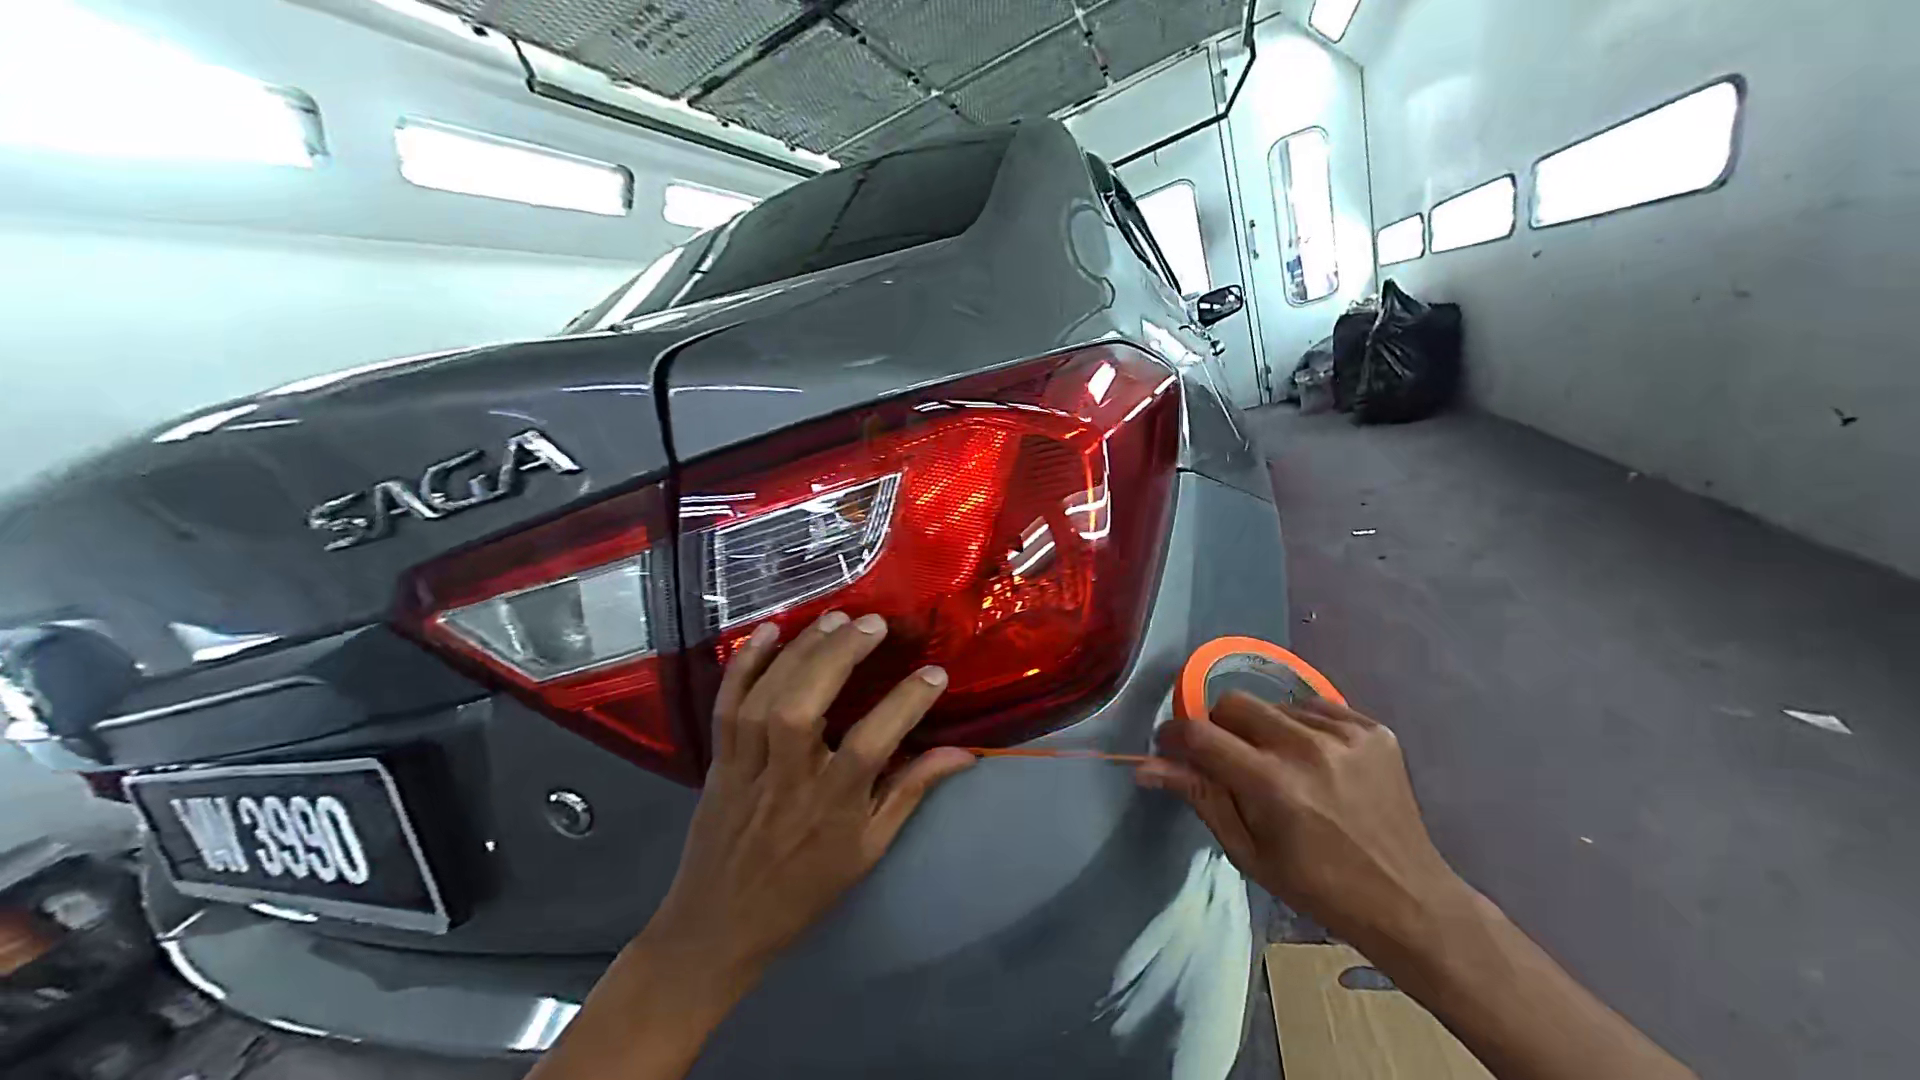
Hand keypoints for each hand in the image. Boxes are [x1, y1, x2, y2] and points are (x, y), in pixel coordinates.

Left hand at [641, 611, 976, 981]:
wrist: (720, 925)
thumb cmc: (805, 888)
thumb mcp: (869, 849)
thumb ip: (910, 792)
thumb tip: (963, 752)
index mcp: (831, 809)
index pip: (871, 748)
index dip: (904, 706)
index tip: (934, 673)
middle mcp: (787, 781)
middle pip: (804, 710)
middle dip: (838, 658)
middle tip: (873, 624)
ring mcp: (747, 767)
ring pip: (765, 700)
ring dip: (799, 652)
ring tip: (836, 619)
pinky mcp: (718, 760)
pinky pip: (726, 707)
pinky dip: (744, 666)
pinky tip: (769, 632)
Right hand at [1138, 692, 1470, 950]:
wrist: (1408, 899)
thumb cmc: (1316, 885)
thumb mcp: (1246, 850)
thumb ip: (1198, 796)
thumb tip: (1144, 766)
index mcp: (1272, 784)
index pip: (1200, 734)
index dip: (1175, 736)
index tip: (1170, 747)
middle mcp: (1307, 748)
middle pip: (1233, 703)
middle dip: (1219, 727)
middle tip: (1231, 762)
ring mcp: (1346, 734)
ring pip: (1272, 704)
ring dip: (1262, 729)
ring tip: (1281, 767)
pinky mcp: (1373, 729)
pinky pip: (1313, 706)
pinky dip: (1301, 727)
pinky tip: (1315, 761)